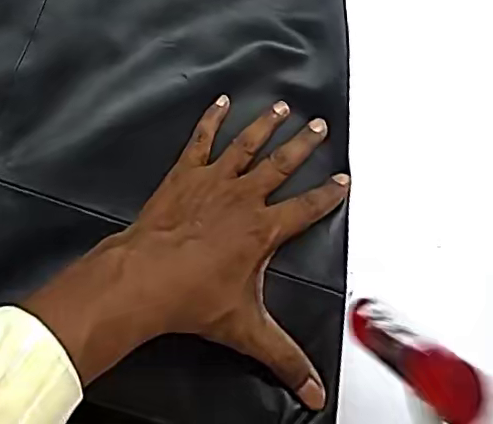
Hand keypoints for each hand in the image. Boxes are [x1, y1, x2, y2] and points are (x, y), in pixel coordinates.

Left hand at [23, 97, 349, 409]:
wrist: (149, 275)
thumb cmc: (193, 295)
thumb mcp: (246, 329)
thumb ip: (284, 357)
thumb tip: (312, 389)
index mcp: (261, 229)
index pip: (305, 207)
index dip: (328, 193)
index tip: (343, 178)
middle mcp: (242, 197)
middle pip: (281, 164)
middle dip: (303, 144)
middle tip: (319, 125)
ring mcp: (213, 179)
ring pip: (247, 144)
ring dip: (266, 124)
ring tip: (281, 106)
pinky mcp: (187, 171)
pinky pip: (203, 138)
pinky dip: (212, 118)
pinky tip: (220, 102)